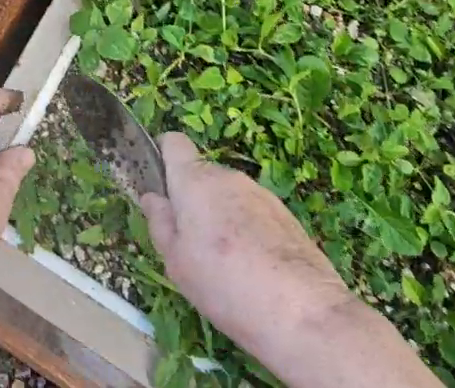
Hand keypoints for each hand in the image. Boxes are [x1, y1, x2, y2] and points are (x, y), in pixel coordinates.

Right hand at [141, 133, 440, 387]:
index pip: (173, 142)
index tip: (160, 185)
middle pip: (202, 176)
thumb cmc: (223, 283)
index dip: (162, 156)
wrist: (301, 312)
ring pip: (229, 197)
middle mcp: (228, 177)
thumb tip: (153, 197)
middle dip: (193, 201)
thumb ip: (160, 222)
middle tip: (190, 243)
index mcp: (195, 180)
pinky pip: (254, 214)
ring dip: (222, 218)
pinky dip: (247, 232)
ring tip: (224, 264)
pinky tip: (252, 269)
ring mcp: (261, 194)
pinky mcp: (286, 215)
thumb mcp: (175, 261)